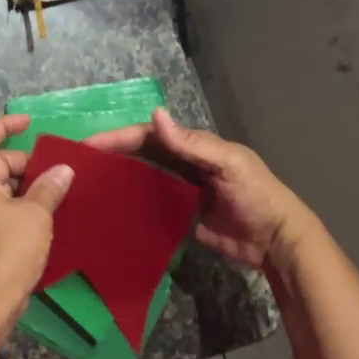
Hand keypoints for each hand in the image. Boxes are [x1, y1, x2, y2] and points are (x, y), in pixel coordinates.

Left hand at [0, 115, 73, 320]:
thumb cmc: (11, 249)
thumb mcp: (36, 214)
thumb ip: (49, 187)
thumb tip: (63, 169)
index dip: (4, 125)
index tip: (29, 123)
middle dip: (24, 161)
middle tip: (55, 170)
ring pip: (2, 184)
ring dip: (26, 183)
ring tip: (57, 188)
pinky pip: (4, 203)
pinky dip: (23, 201)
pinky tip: (47, 210)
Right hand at [86, 109, 315, 270]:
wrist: (279, 244)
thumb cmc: (258, 196)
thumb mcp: (229, 164)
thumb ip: (193, 143)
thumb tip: (155, 115)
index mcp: (194, 146)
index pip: (148, 135)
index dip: (119, 137)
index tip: (90, 144)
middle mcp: (183, 164)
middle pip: (141, 154)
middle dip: (111, 153)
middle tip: (79, 163)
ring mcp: (180, 191)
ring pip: (142, 177)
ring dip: (118, 176)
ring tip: (87, 184)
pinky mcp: (181, 218)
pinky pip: (150, 206)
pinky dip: (130, 203)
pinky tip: (111, 209)